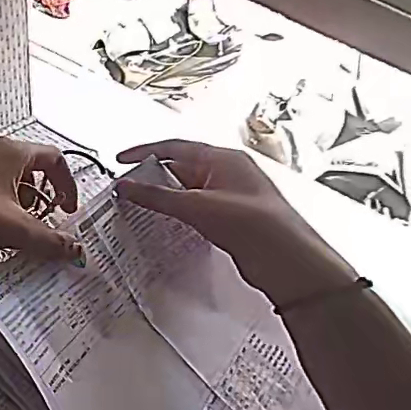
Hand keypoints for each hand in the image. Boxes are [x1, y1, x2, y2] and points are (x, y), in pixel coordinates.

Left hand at [0, 137, 81, 262]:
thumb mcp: (15, 229)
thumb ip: (50, 240)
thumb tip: (75, 250)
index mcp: (10, 151)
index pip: (53, 158)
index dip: (67, 184)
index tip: (68, 211)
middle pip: (31, 170)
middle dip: (43, 199)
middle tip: (45, 223)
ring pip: (9, 182)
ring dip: (21, 206)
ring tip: (21, 233)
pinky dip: (0, 208)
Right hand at [115, 140, 356, 303]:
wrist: (289, 263)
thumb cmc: (256, 226)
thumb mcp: (198, 206)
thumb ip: (157, 196)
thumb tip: (127, 185)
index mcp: (223, 159)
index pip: (174, 147)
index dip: (144, 151)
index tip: (121, 159)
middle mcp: (226, 173)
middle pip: (178, 167)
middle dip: (151, 177)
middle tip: (126, 188)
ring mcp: (228, 196)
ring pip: (185, 190)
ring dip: (162, 197)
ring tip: (138, 206)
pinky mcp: (229, 218)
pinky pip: (194, 207)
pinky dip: (175, 212)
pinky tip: (164, 222)